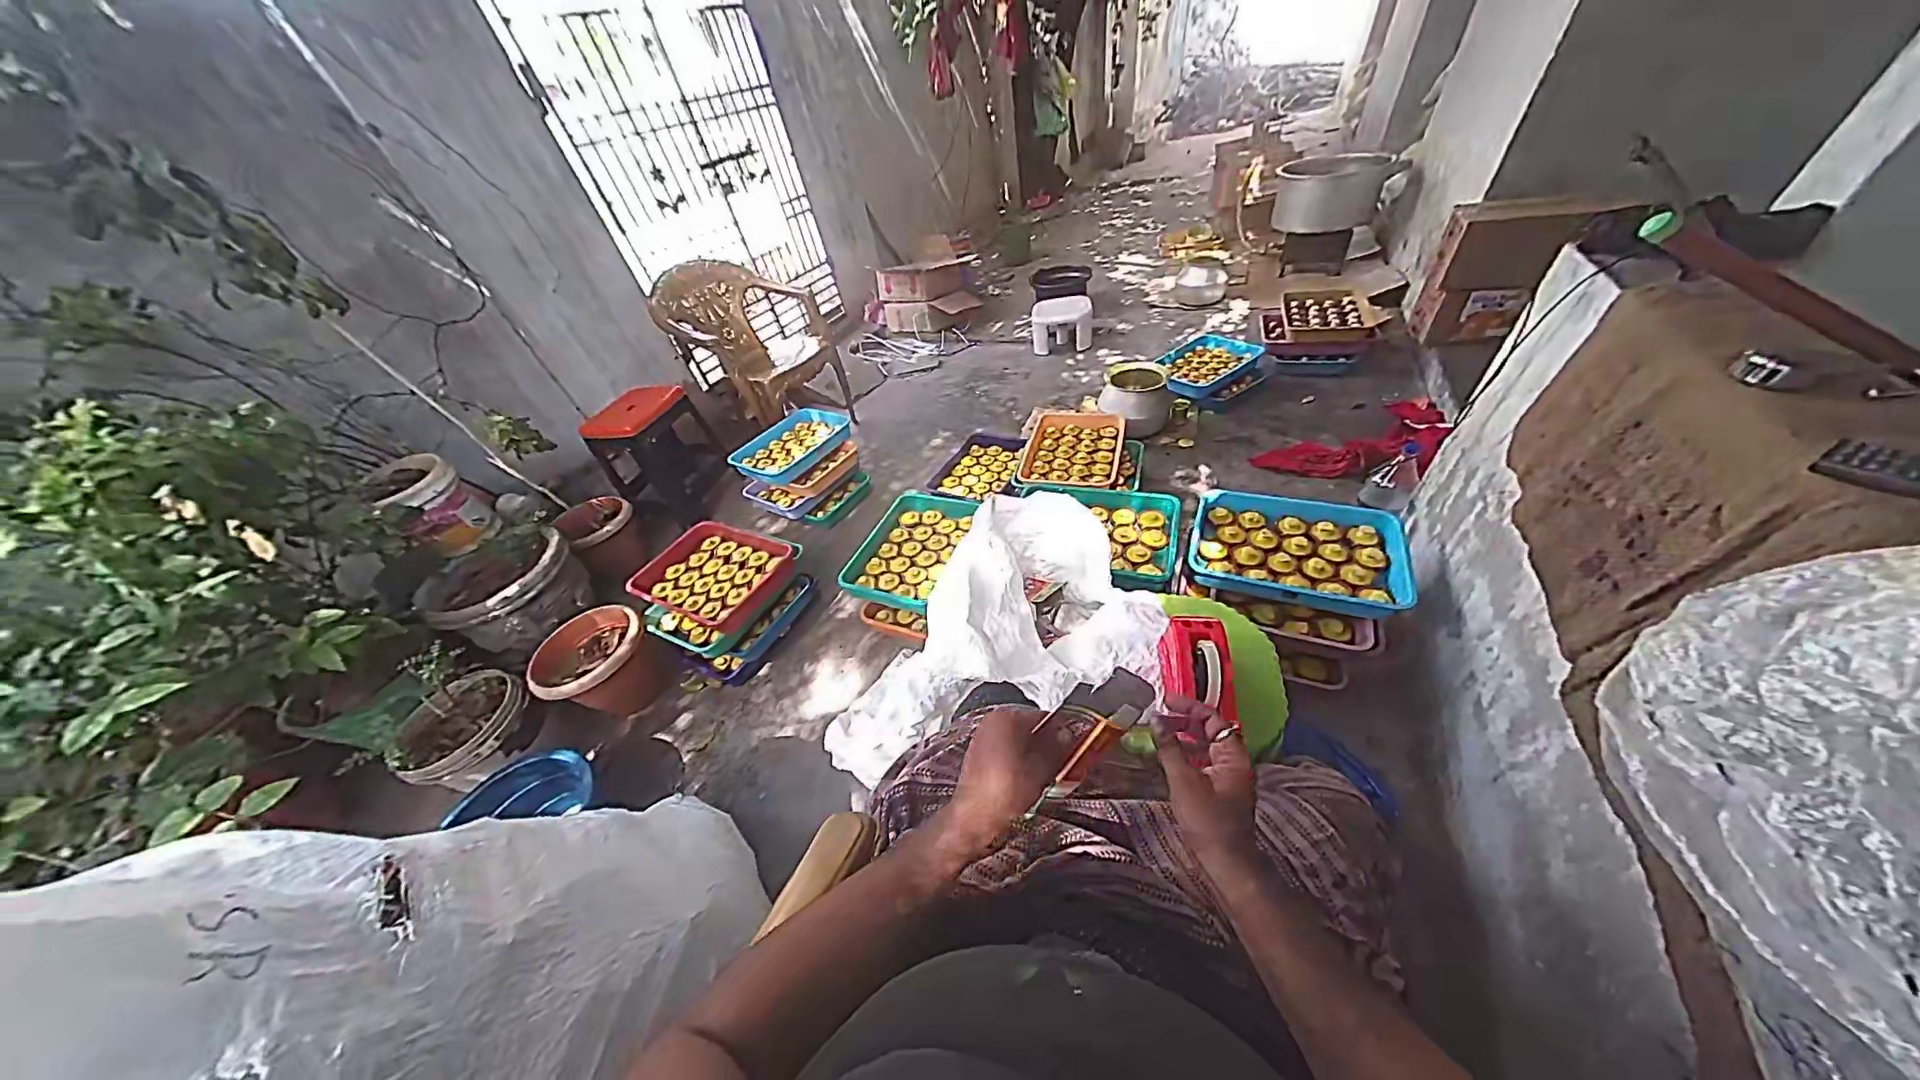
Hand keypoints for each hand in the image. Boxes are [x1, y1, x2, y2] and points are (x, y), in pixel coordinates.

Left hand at [927, 706, 1073, 863]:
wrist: (975, 818)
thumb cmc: (1006, 790)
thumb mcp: (1042, 767)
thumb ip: (1059, 747)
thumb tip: (1070, 734)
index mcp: (1005, 717)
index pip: (1044, 717)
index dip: (1063, 733)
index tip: (1076, 746)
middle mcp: (991, 723)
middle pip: (1030, 730)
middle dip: (1049, 746)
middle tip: (1065, 764)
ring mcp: (983, 740)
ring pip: (1019, 744)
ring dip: (1036, 757)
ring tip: (1050, 776)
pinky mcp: (979, 759)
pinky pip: (1007, 755)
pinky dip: (1021, 765)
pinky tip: (1031, 782)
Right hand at [1153, 695, 1260, 887]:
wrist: (1227, 863)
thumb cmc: (1208, 822)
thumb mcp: (1183, 781)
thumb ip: (1169, 748)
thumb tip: (1156, 720)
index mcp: (1233, 756)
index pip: (1212, 718)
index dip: (1189, 707)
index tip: (1165, 701)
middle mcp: (1235, 762)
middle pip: (1210, 730)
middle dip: (1184, 721)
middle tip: (1158, 716)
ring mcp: (1229, 777)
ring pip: (1206, 746)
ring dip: (1183, 737)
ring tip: (1159, 733)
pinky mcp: (1221, 790)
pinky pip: (1203, 761)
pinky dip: (1186, 754)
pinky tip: (1168, 757)